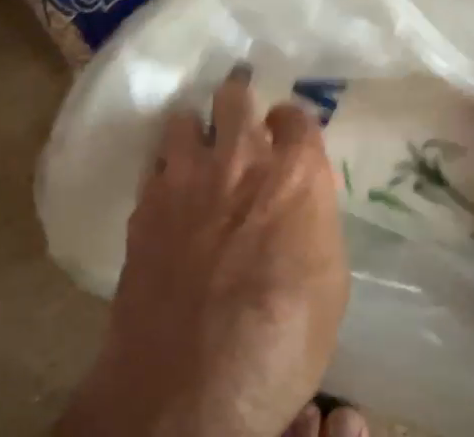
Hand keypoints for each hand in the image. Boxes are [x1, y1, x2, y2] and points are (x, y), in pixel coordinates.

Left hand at [58, 68, 349, 436]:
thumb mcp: (329, 281)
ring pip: (183, 119)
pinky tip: (168, 188)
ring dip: (194, 128)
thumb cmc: (283, 339)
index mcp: (296, 175)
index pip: (297, 116)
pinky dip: (164, 169)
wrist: (193, 378)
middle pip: (234, 95)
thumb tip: (300, 202)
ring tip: (196, 144)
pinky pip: (154, 165)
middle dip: (238, 98)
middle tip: (238, 108)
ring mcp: (184, 177)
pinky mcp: (144, 204)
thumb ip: (312, 220)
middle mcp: (240, 160)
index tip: (286, 132)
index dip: (291, 122)